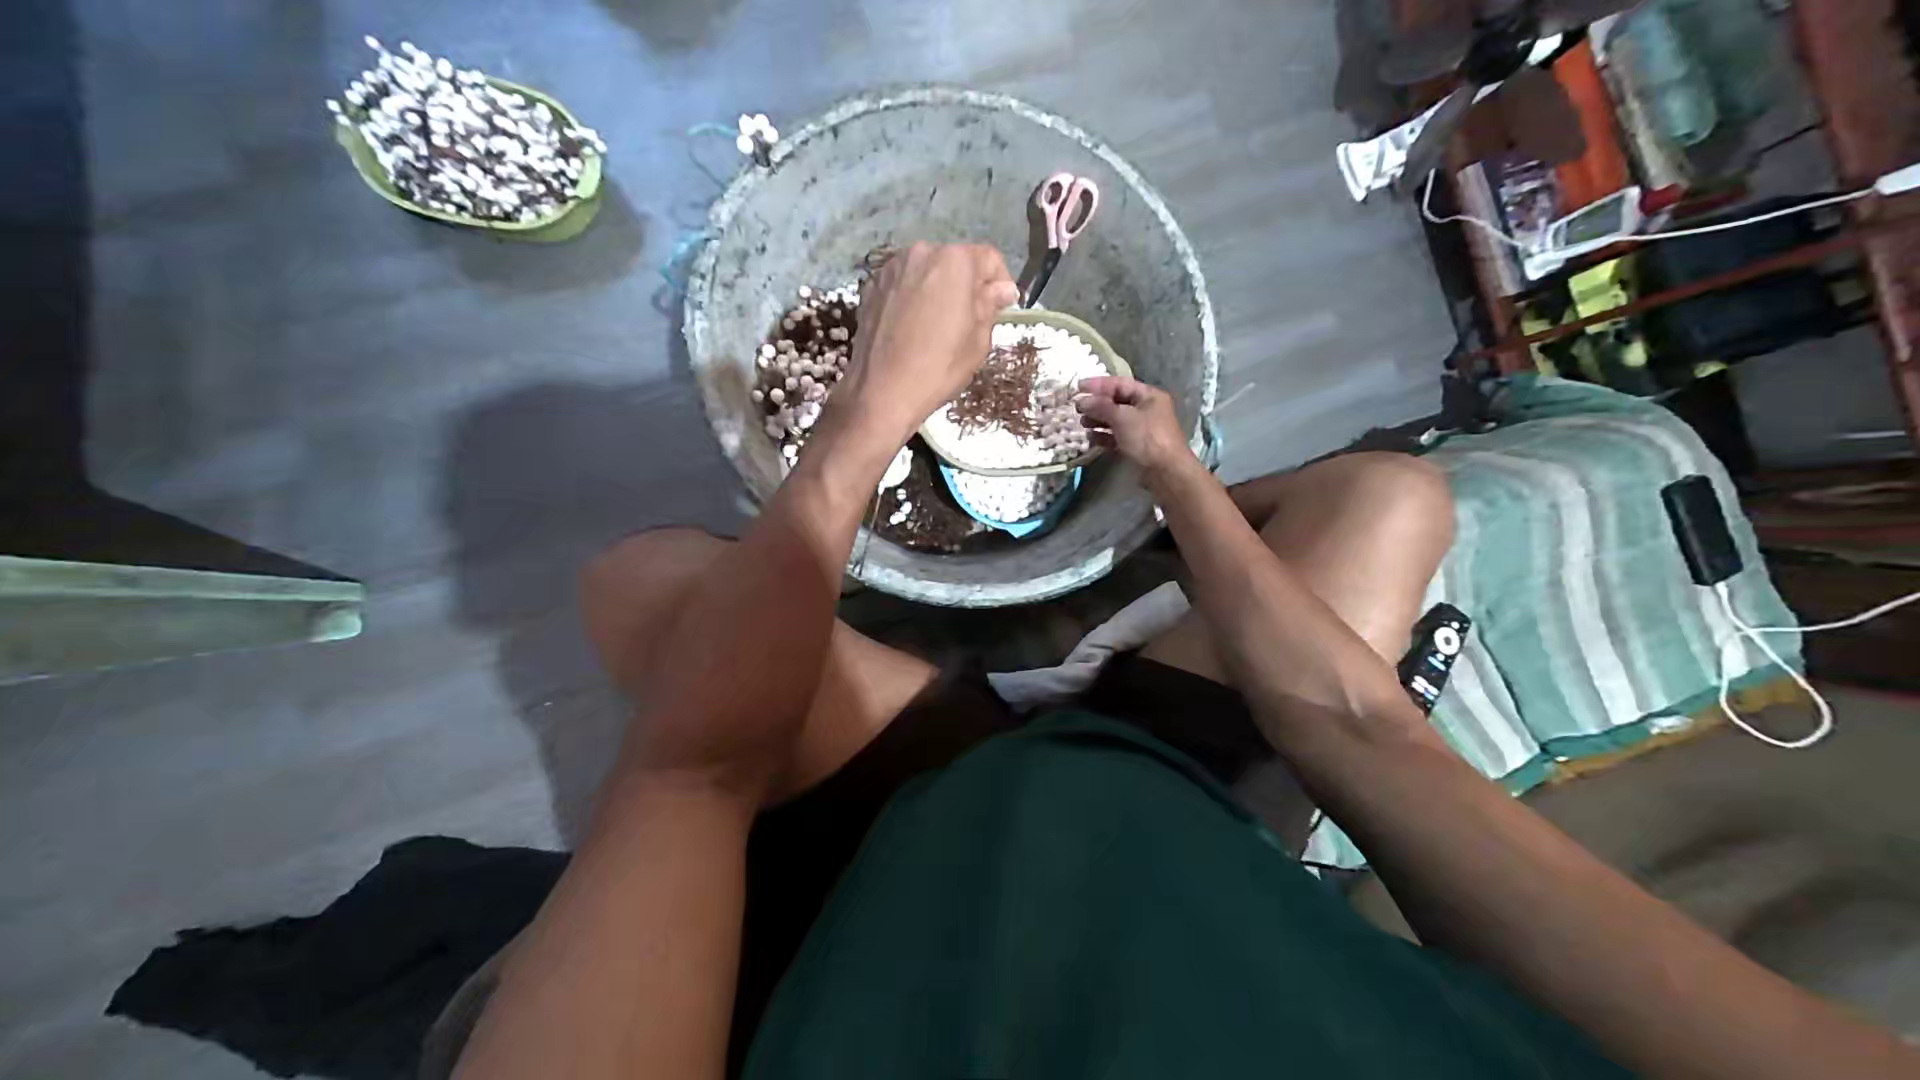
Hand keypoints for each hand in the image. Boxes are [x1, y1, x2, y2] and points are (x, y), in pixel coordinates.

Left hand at [833, 242, 1018, 443]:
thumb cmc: (939, 367)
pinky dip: (911, 297)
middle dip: (966, 285)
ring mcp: (891, 268)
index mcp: (955, 262)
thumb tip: (1002, 289)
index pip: (989, 259)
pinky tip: (911, 327)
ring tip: (936, 325)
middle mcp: (921, 253)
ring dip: (937, 290)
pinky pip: (902, 284)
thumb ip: (990, 305)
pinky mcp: (870, 287)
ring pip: (926, 271)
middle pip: (954, 261)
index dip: (1000, 282)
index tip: (1001, 306)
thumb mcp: (978, 341)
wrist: (882, 391)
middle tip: (968, 319)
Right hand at [1074, 375, 1193, 479]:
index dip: (1098, 384)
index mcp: (1148, 396)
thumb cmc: (1147, 438)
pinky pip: (1116, 435)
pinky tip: (1091, 437)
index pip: (1120, 384)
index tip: (1078, 387)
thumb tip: (1081, 401)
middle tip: (1077, 408)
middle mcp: (1146, 409)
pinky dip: (1103, 435)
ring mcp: (1141, 428)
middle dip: (1096, 404)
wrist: (1165, 471)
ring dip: (1097, 420)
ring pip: (1115, 419)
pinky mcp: (1135, 444)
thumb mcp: (1123, 417)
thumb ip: (1101, 406)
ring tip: (1083, 423)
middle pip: (1116, 401)